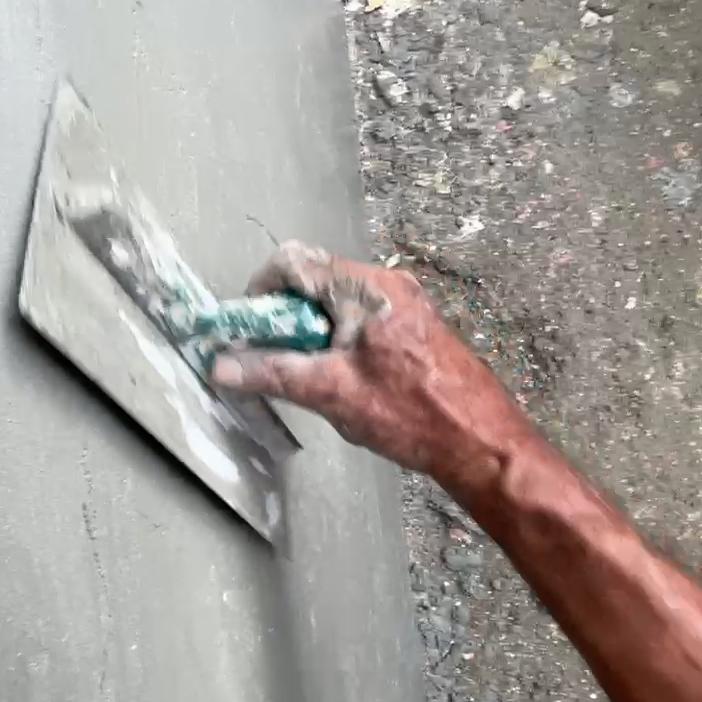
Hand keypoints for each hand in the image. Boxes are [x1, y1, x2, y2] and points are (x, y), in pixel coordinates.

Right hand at [210, 241, 533, 490]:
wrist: (481, 440)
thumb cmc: (409, 413)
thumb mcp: (331, 393)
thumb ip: (272, 373)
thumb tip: (220, 367)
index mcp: (364, 287)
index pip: (293, 260)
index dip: (259, 290)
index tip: (248, 329)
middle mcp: (386, 282)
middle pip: (313, 277)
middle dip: (283, 314)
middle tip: (275, 356)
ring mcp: (403, 299)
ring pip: (335, 298)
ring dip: (308, 327)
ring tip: (310, 371)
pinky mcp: (413, 321)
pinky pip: (358, 313)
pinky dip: (335, 334)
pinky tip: (341, 375)